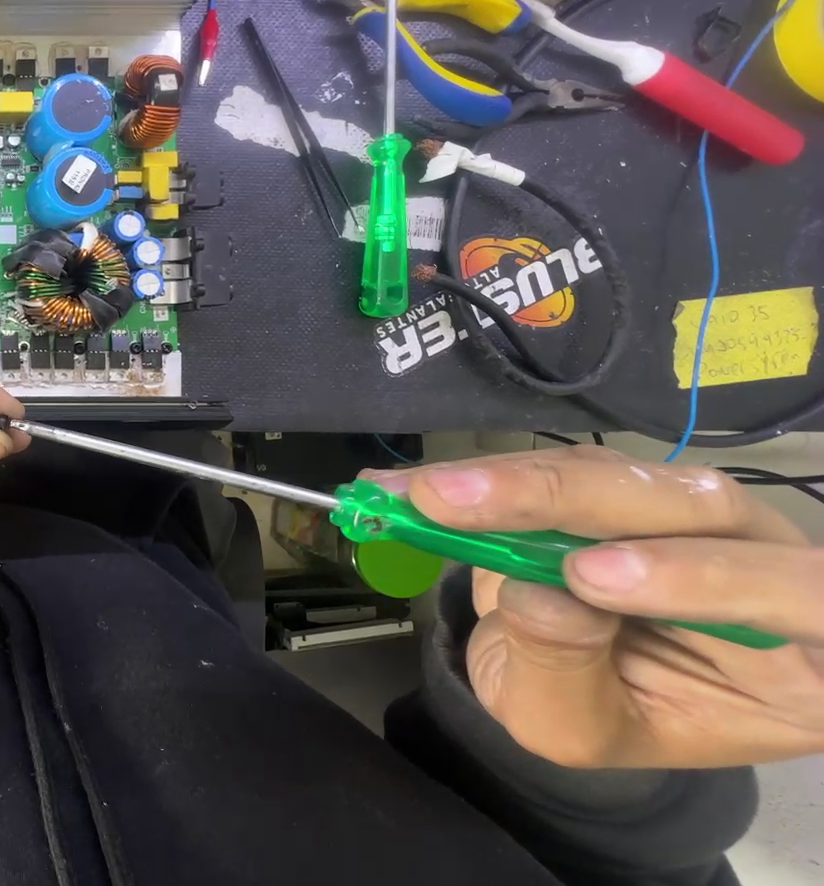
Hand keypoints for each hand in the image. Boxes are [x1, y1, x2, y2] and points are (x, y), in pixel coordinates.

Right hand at [378, 445, 823, 768]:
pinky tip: (409, 487)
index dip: (705, 578)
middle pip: (695, 507)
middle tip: (448, 500)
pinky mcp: (610, 486)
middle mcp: (760, 562)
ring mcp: (682, 515)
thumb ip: (563, 672)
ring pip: (613, 474)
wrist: (555, 672)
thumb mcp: (572, 727)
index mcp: (805, 654)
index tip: (586, 577)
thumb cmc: (589, 712)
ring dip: (505, 480)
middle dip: (562, 499)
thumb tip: (540, 593)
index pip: (803, 600)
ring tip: (413, 495)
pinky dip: (477, 476)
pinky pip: (554, 467)